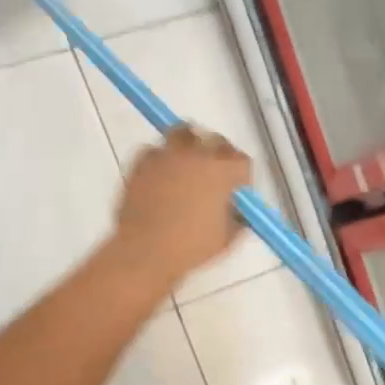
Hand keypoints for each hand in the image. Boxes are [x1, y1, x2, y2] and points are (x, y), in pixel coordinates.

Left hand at [113, 125, 252, 280]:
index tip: (237, 191)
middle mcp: (197, 154)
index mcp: (222, 171)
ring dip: (188, 147)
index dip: (241, 176)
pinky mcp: (142, 160)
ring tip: (185, 168)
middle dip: (218, 155)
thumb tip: (238, 210)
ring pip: (182, 134)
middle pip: (215, 140)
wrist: (145, 250)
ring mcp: (167, 154)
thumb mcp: (227, 238)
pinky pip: (156, 151)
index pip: (242, 161)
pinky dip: (161, 160)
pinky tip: (160, 180)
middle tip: (213, 177)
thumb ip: (238, 218)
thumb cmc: (191, 247)